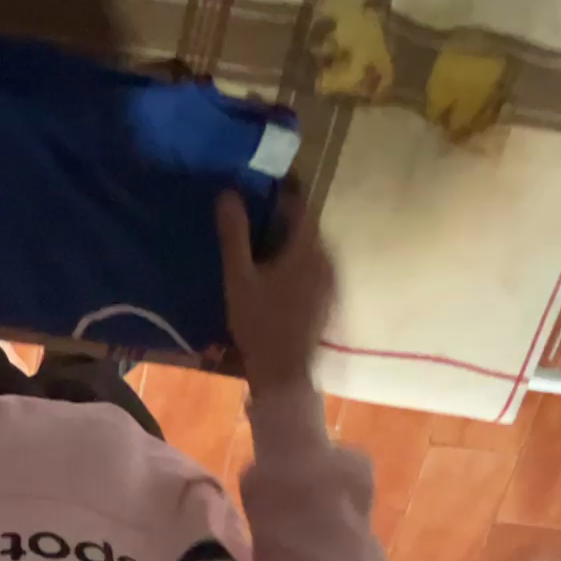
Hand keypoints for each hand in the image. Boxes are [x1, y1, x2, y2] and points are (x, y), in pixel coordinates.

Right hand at [216, 190, 334, 393]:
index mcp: (308, 249)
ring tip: (259, 248)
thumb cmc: (258, 323)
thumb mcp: (239, 278)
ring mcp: (332, 280)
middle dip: (281, 220)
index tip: (258, 189)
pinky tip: (274, 276)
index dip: (280, 193)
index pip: (300, 206)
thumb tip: (228, 194)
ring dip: (288, 242)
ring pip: (310, 248)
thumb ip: (235, 235)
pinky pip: (313, 268)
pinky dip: (295, 262)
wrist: (283, 371)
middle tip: (252, 219)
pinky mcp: (329, 298)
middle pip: (306, 227)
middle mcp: (328, 259)